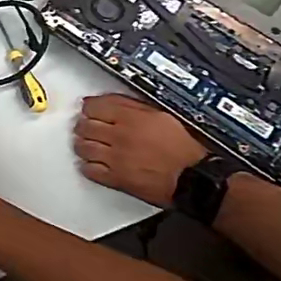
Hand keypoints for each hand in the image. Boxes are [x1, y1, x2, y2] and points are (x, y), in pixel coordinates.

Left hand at [73, 94, 207, 208]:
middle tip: (91, 129)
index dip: (90, 109)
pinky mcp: (116, 179)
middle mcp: (119, 137)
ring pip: (82, 147)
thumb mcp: (164, 116)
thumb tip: (108, 101)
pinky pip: (89, 170)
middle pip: (84, 127)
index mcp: (131, 119)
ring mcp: (115, 159)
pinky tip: (96, 163)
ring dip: (84, 145)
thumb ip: (132, 106)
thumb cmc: (187, 148)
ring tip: (93, 145)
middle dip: (85, 126)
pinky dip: (88, 166)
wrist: (198, 178)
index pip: (93, 107)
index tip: (92, 111)